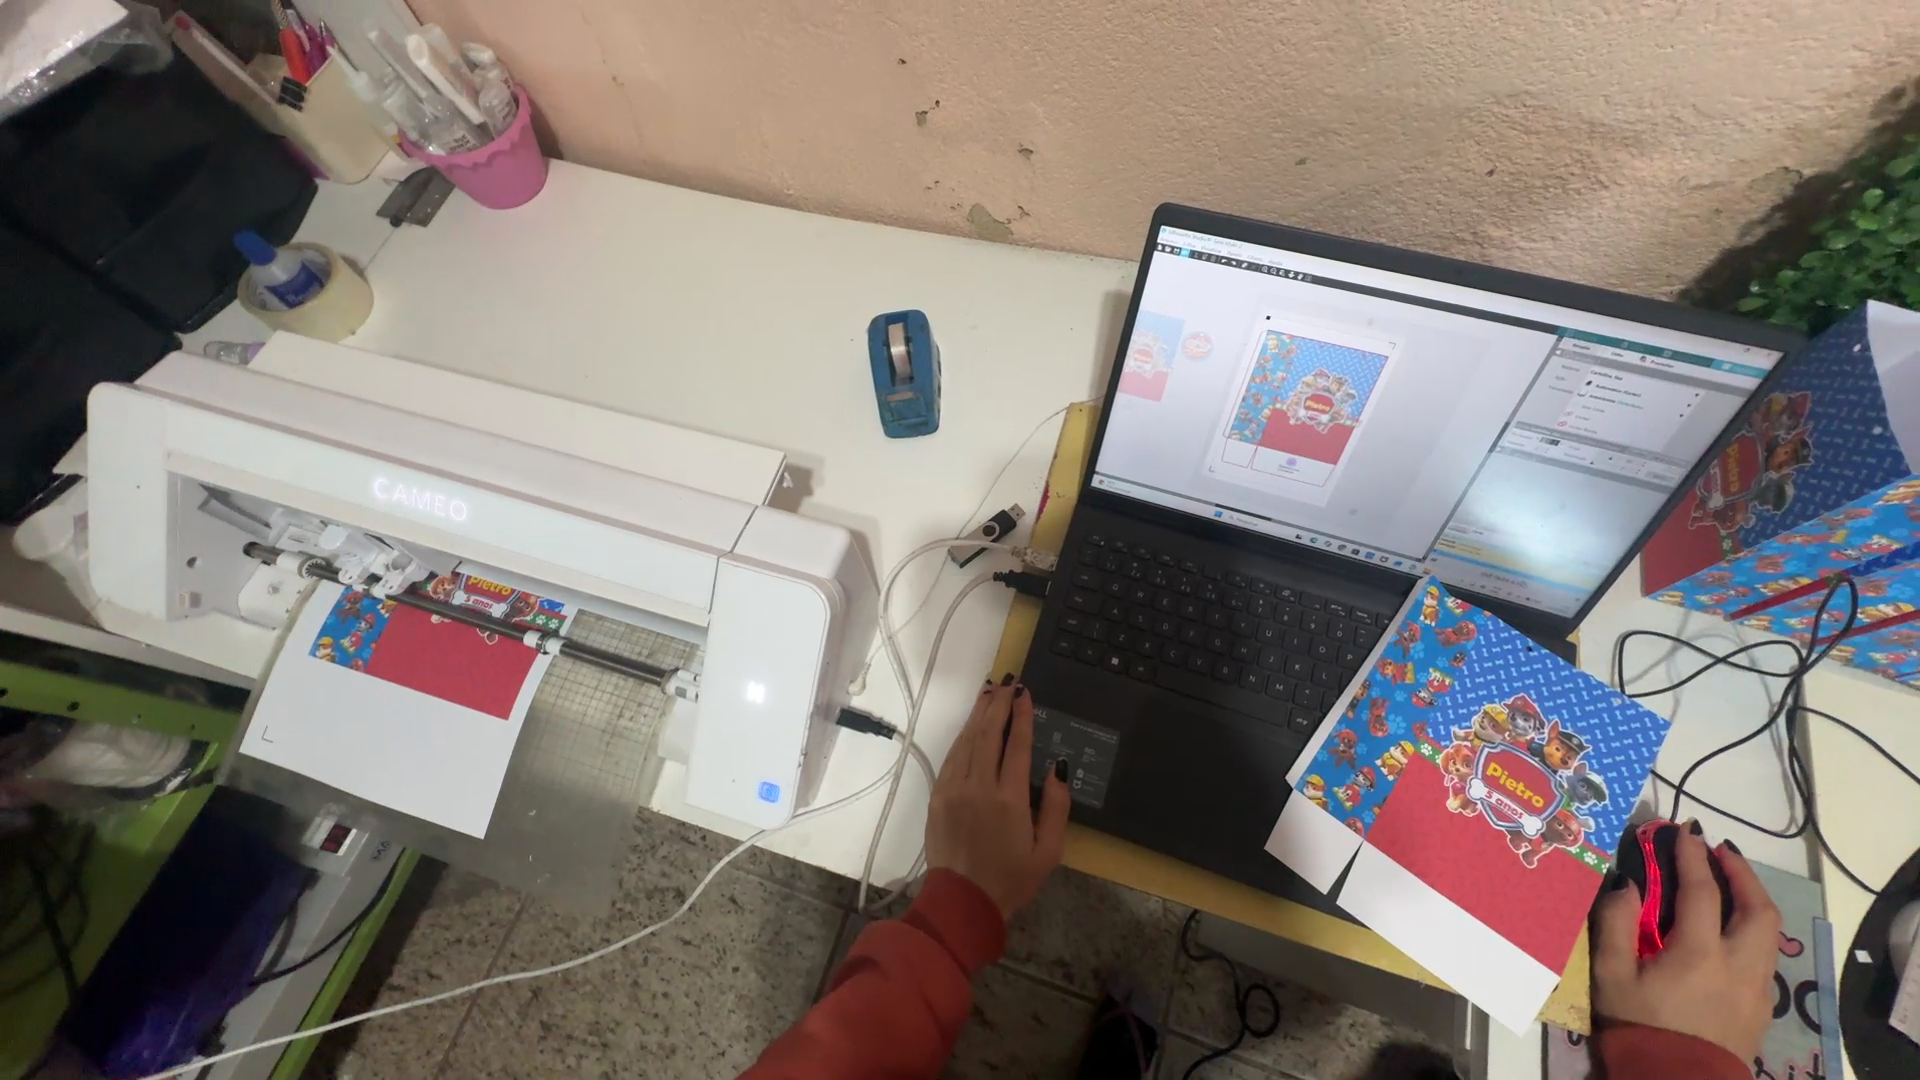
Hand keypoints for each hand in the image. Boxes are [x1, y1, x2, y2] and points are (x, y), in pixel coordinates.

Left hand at [925, 677, 1071, 917]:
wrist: (961, 903)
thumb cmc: (1011, 879)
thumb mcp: (1049, 852)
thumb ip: (1056, 806)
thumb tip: (1058, 767)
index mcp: (1009, 800)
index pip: (1017, 745)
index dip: (1022, 716)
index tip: (1025, 693)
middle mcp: (979, 787)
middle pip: (988, 733)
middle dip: (999, 704)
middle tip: (1008, 683)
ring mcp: (954, 789)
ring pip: (967, 740)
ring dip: (979, 714)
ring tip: (990, 693)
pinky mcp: (938, 795)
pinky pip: (952, 756)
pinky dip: (963, 735)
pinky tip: (972, 725)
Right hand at [1592, 830, 1781, 1063]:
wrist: (1676, 1076)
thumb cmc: (1637, 1019)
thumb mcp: (1611, 970)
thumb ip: (1615, 922)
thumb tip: (1626, 883)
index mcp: (1699, 953)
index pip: (1703, 893)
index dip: (1692, 858)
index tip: (1684, 832)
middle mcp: (1738, 965)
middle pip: (1758, 910)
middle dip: (1741, 874)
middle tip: (1718, 850)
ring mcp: (1756, 986)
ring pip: (1769, 932)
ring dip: (1751, 897)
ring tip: (1728, 877)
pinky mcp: (1760, 1002)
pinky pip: (1763, 952)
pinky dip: (1750, 924)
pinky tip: (1728, 922)